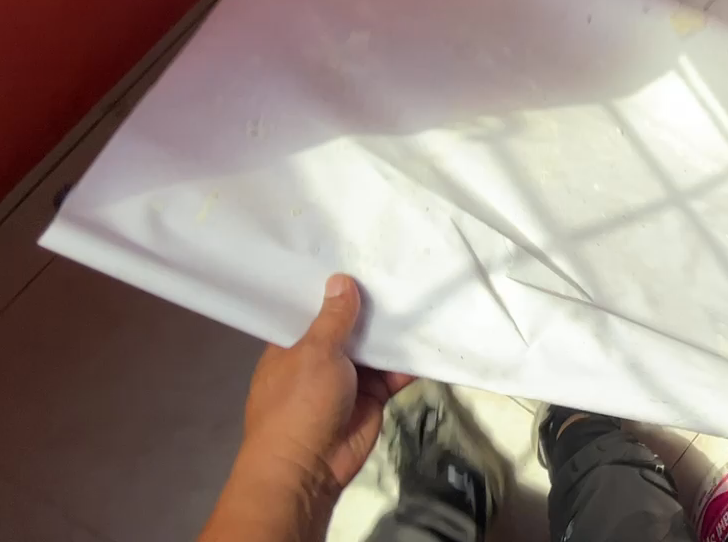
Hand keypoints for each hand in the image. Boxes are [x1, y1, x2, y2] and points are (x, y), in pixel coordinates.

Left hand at [240, 273, 415, 493]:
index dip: (334, 287)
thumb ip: (334, 318)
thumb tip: (341, 280)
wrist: (310, 469)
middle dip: (372, 304)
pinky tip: (433, 333)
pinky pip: (396, 370)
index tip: (359, 258)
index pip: (313, 309)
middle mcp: (321, 359)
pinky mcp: (374, 394)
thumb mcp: (314, 354)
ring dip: (396, 329)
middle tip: (402, 267)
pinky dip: (412, 357)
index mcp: (294, 347)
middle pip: (351, 324)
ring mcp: (349, 377)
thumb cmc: (299, 405)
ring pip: (376, 346)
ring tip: (423, 292)